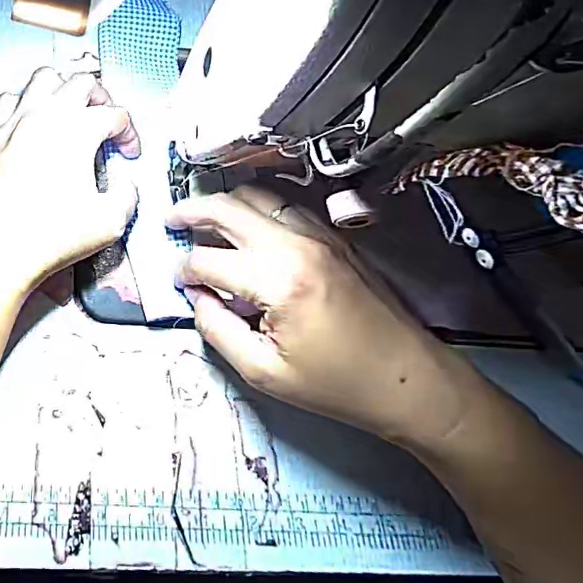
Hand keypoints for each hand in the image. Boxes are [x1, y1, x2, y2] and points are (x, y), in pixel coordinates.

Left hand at [0, 66, 140, 306]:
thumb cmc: (44, 236)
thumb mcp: (110, 222)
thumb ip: (127, 196)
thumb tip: (123, 186)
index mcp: (77, 130)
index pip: (115, 114)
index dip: (129, 132)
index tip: (127, 150)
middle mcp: (44, 117)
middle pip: (81, 83)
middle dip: (101, 98)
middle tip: (105, 118)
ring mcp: (14, 123)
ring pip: (42, 79)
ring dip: (62, 88)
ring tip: (71, 108)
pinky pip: (8, 100)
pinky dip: (24, 102)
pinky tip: (30, 120)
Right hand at [168, 185, 491, 451]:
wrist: (414, 383)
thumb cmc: (339, 385)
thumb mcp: (264, 372)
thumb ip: (217, 329)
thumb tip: (196, 297)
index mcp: (277, 280)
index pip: (207, 260)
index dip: (183, 271)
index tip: (177, 282)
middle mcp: (296, 246)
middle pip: (226, 208)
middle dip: (189, 211)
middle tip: (169, 219)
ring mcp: (318, 236)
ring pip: (255, 197)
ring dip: (223, 204)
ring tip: (202, 218)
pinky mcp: (333, 238)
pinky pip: (284, 206)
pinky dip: (255, 208)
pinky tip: (245, 226)